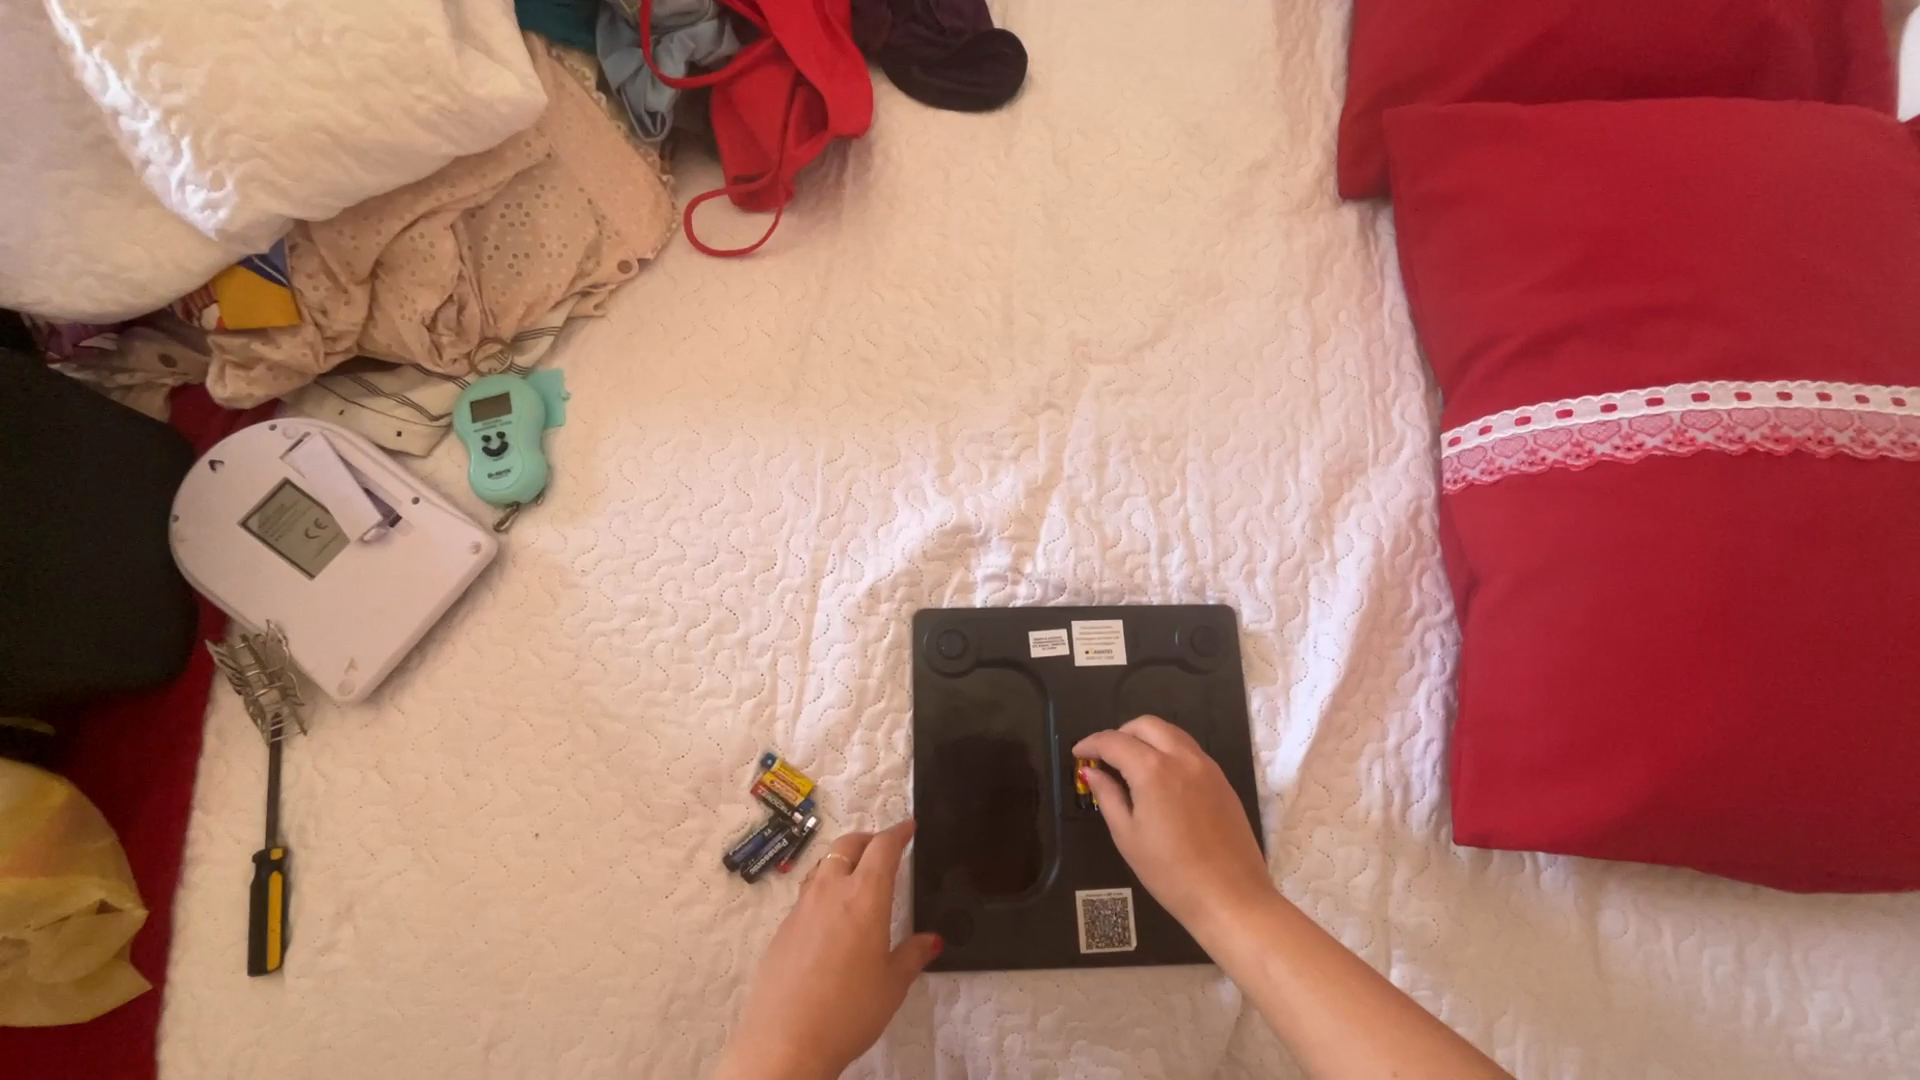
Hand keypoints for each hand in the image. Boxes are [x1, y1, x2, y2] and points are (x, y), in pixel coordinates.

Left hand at [714, 820, 941, 1079]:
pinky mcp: (783, 928)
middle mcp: (831, 890)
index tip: (909, 827)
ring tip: (856, 875)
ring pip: (824, 865)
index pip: (883, 848)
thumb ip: (913, 955)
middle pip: (849, 845)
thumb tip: (932, 940)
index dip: (898, 833)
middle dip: (869, 839)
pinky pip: (807, 893)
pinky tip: (830, 916)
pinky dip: (824, 889)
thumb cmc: (848, 1011)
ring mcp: (802, 907)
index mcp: (864, 896)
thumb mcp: (892, 985)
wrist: (784, 1041)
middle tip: (884, 847)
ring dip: (843, 860)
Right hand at [1075, 716, 1272, 942]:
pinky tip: (1160, 779)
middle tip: (1105, 757)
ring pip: (1171, 733)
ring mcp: (1207, 767)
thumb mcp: (1128, 836)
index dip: (1091, 744)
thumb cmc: (1171, 873)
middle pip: (1146, 725)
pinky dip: (1168, 751)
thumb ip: (1108, 797)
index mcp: (1153, 770)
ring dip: (1147, 738)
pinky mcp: (1222, 781)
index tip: (1078, 754)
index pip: (1114, 741)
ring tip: (1131, 765)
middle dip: (1121, 733)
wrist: (1231, 898)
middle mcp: (1182, 757)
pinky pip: (1190, 751)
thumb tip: (1092, 773)